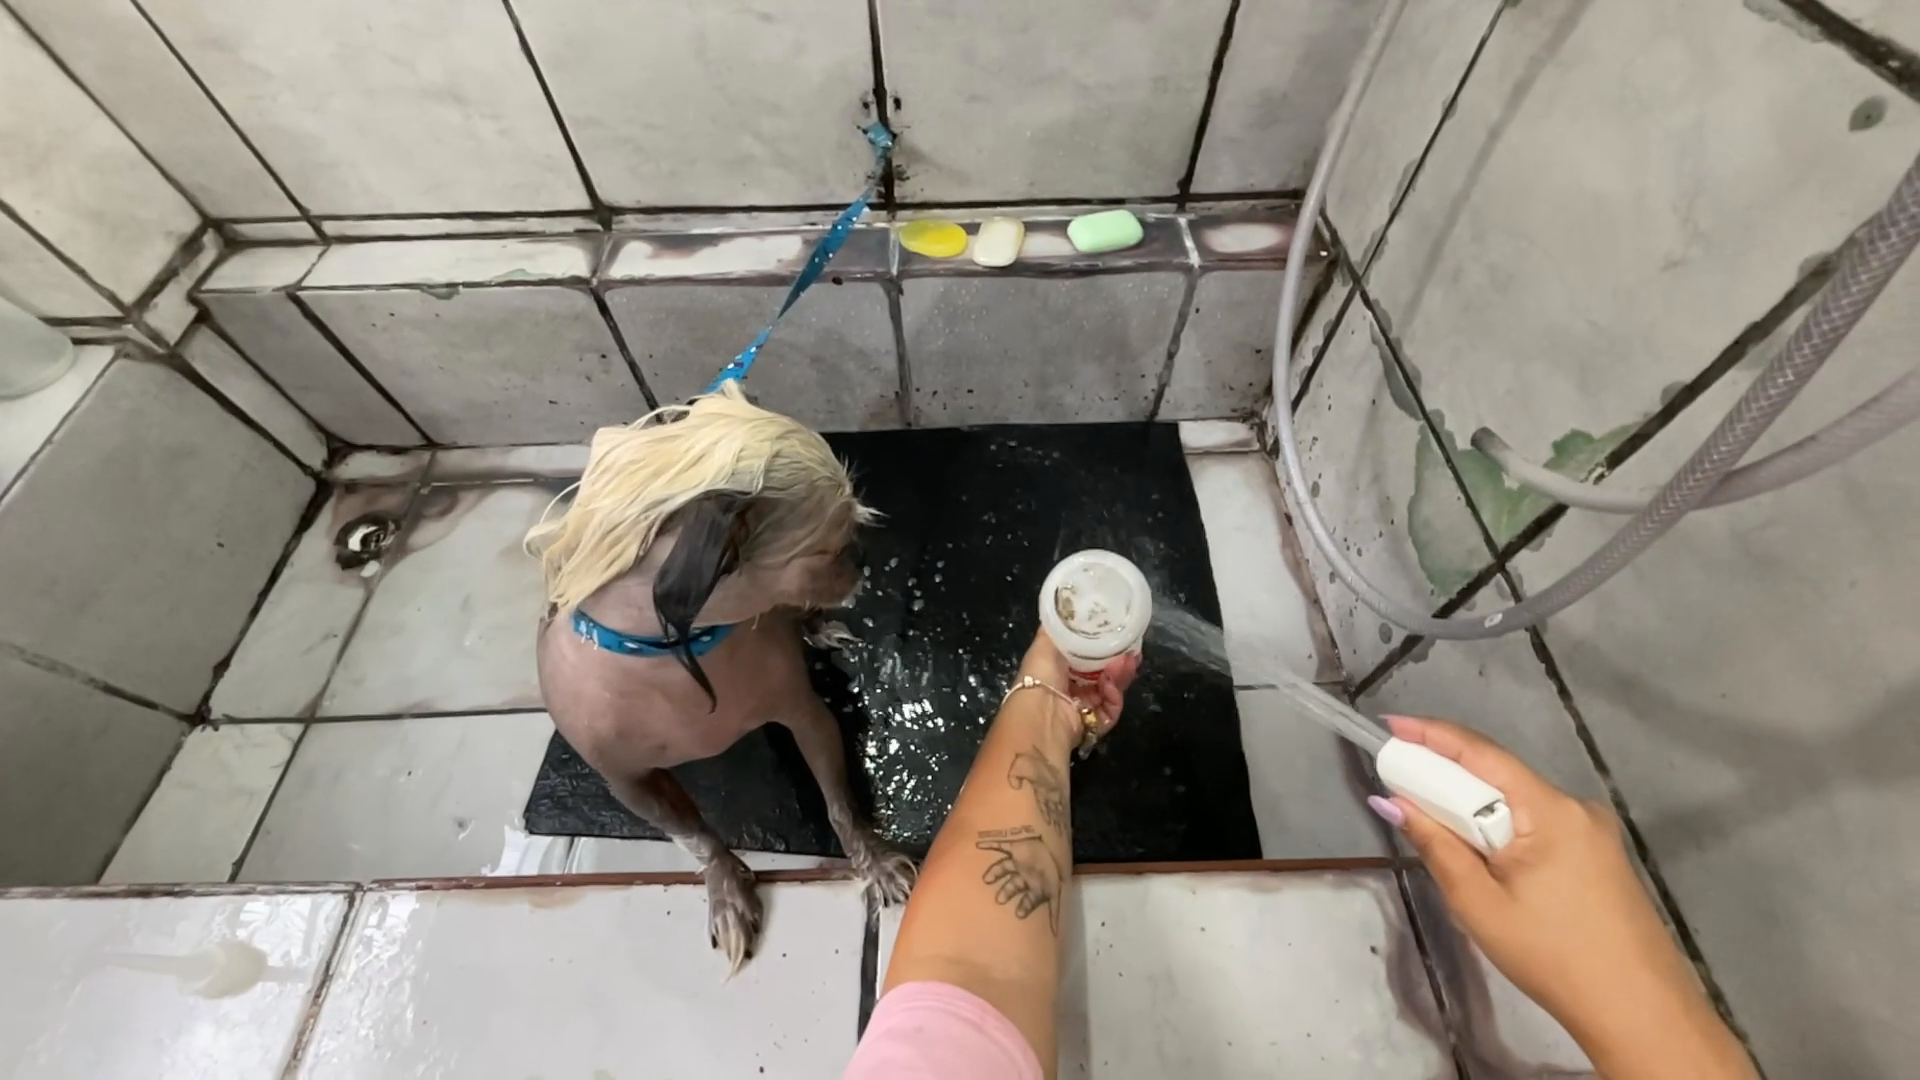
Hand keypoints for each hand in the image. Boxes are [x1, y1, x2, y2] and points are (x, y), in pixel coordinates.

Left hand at [976, 827, 1065, 934]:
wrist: (1053, 844)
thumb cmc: (1053, 870)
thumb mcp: (1055, 891)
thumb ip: (1054, 911)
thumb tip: (1055, 932)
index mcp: (1034, 887)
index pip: (1028, 900)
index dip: (1025, 907)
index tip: (1019, 915)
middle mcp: (1023, 876)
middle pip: (1012, 886)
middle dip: (1006, 893)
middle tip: (999, 900)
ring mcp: (1017, 862)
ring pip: (1003, 868)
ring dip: (994, 872)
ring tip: (986, 879)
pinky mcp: (1014, 847)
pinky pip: (1000, 846)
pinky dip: (990, 845)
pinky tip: (978, 845)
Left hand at [1019, 631, 1140, 741]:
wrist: (1040, 714)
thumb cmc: (1040, 674)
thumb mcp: (1045, 643)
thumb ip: (1059, 629)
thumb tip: (1067, 611)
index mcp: (1058, 669)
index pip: (1085, 656)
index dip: (1101, 645)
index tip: (1117, 633)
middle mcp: (1072, 688)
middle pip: (1102, 672)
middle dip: (1118, 660)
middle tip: (1133, 648)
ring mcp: (1085, 706)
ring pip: (1111, 689)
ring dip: (1120, 674)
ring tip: (1129, 660)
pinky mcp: (1096, 723)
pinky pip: (1111, 707)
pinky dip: (1113, 695)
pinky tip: (1111, 684)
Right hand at [1374, 715, 1751, 1076]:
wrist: (1647, 1022)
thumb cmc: (1554, 957)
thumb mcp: (1477, 902)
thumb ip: (1434, 843)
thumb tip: (1391, 801)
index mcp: (1550, 812)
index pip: (1480, 753)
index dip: (1431, 734)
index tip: (1389, 725)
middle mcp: (1575, 809)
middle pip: (1496, 774)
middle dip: (1443, 773)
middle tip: (1396, 778)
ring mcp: (1592, 833)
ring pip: (1513, 800)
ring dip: (1469, 804)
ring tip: (1429, 820)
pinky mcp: (1598, 856)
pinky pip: (1532, 822)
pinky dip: (1495, 825)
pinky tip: (1477, 850)